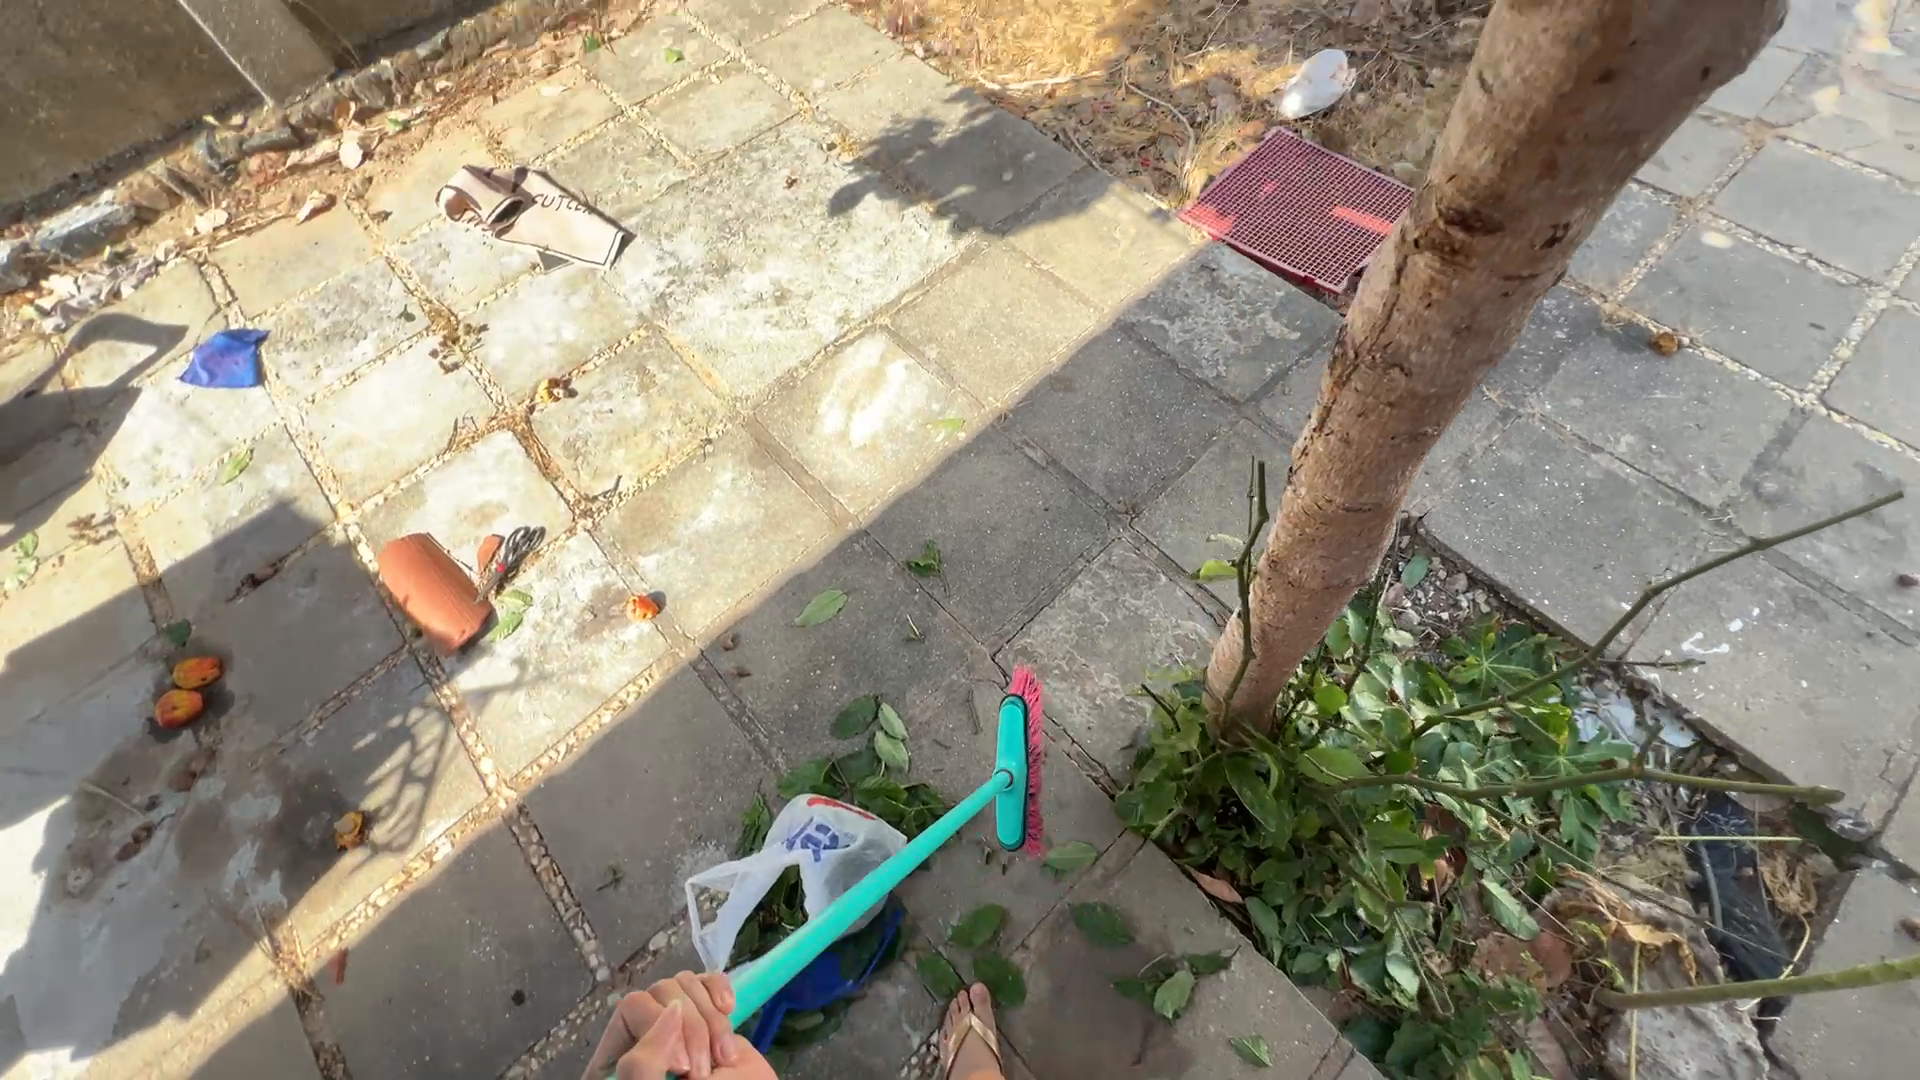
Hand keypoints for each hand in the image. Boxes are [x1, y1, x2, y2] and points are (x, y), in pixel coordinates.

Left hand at [582, 971, 775, 1079]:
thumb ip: (644, 1064)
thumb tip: (671, 1010)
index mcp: (616, 1057)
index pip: (633, 1007)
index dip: (657, 1027)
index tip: (679, 1068)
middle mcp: (643, 1033)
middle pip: (664, 991)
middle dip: (693, 1029)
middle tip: (704, 1072)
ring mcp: (676, 1023)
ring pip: (690, 983)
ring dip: (713, 1022)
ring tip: (724, 1061)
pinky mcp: (707, 1015)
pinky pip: (711, 981)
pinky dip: (721, 991)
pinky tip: (729, 1011)